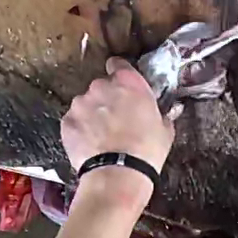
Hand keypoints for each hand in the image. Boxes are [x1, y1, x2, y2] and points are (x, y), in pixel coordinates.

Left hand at [62, 58, 175, 176]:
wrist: (118, 174)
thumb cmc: (147, 149)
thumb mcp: (165, 130)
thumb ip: (163, 114)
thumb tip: (171, 111)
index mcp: (128, 82)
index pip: (119, 64)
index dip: (121, 74)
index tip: (124, 87)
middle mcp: (101, 86)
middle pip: (101, 86)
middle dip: (108, 98)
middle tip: (118, 119)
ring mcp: (80, 103)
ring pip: (86, 103)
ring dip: (93, 114)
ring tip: (103, 136)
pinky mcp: (66, 122)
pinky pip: (74, 121)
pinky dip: (80, 129)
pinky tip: (91, 145)